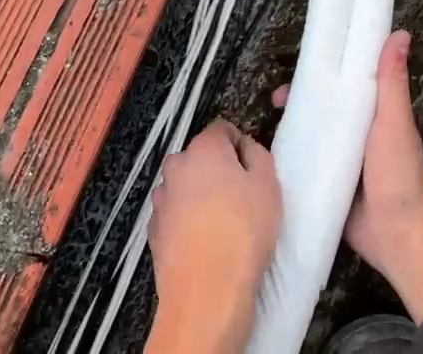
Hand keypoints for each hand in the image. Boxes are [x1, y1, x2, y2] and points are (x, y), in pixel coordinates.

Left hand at [146, 120, 282, 353]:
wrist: (206, 293)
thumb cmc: (244, 232)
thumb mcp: (268, 185)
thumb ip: (258, 154)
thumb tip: (245, 148)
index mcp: (203, 148)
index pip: (222, 129)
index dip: (240, 145)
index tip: (253, 171)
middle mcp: (175, 167)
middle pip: (202, 157)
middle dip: (219, 171)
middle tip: (242, 199)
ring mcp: (161, 199)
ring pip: (187, 186)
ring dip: (201, 196)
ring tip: (223, 226)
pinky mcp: (154, 230)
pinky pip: (176, 215)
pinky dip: (188, 222)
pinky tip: (205, 244)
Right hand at [273, 30, 422, 322]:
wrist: (395, 237)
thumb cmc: (399, 175)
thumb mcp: (394, 123)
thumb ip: (392, 82)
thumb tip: (400, 34)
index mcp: (373, 111)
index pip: (347, 79)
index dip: (326, 67)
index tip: (304, 61)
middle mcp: (354, 130)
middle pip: (323, 104)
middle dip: (300, 96)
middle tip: (278, 97)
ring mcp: (338, 156)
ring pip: (310, 130)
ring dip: (291, 123)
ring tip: (270, 123)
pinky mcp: (324, 180)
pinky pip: (303, 159)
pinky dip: (288, 152)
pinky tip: (269, 152)